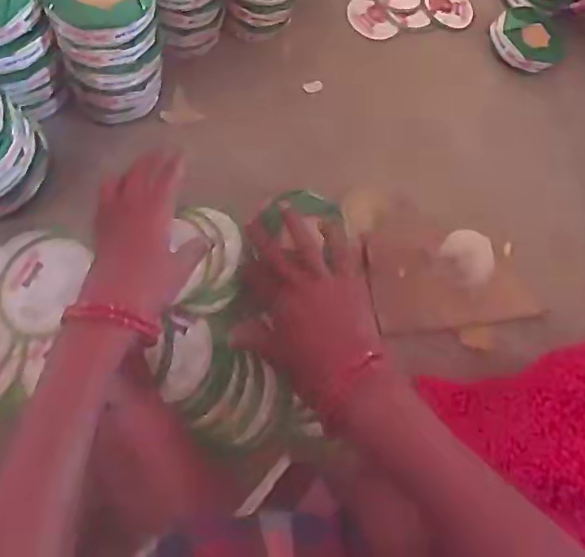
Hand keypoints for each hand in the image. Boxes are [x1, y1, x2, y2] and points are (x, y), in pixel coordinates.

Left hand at [81, 150, 207, 319]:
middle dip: (154, 160)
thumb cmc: (151, 287)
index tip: (181, 154)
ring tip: (142, 163)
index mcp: (157, 214)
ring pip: (123, 180)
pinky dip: (112, 183)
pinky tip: (114, 183)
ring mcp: (114, 215)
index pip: (167, 181)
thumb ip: (192, 251)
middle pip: (143, 174)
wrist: (111, 307)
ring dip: (134, 168)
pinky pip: (104, 196)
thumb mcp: (178, 270)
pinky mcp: (100, 227)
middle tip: (164, 151)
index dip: (174, 166)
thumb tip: (205, 239)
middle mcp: (135, 207)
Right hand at [233, 215, 383, 406]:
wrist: (353, 377)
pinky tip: (329, 221)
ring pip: (307, 245)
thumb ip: (256, 339)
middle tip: (253, 219)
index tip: (241, 259)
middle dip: (263, 237)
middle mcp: (300, 285)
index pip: (258, 281)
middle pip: (277, 256)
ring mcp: (325, 279)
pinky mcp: (349, 279)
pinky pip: (342, 251)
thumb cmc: (313, 373)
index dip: (248, 269)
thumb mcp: (279, 357)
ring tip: (286, 206)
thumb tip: (231, 333)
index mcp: (280, 305)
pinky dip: (336, 235)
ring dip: (295, 224)